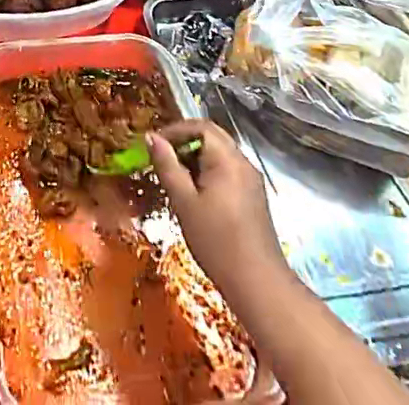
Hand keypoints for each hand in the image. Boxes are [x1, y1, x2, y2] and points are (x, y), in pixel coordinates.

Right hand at [148, 120, 289, 298]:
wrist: (257, 281)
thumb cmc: (216, 241)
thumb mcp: (184, 203)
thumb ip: (167, 167)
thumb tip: (152, 137)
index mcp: (227, 158)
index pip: (201, 127)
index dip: (175, 130)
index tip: (153, 143)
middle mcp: (243, 161)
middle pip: (212, 137)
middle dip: (185, 142)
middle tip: (160, 158)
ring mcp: (251, 178)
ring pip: (221, 154)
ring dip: (196, 157)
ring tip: (174, 176)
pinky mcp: (254, 195)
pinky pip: (228, 170)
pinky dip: (209, 172)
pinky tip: (196, 194)